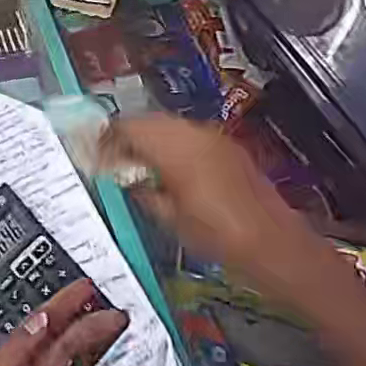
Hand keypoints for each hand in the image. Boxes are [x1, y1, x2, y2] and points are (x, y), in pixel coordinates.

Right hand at [102, 116, 357, 314]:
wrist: (274, 244)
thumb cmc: (218, 235)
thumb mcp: (167, 217)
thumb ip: (140, 189)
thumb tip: (124, 177)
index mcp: (174, 148)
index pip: (126, 128)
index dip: (104, 138)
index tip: (91, 150)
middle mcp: (193, 134)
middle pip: (146, 121)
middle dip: (123, 135)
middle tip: (107, 155)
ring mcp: (212, 138)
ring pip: (167, 125)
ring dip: (146, 138)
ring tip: (132, 162)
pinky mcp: (226, 147)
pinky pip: (186, 135)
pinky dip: (168, 144)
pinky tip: (164, 166)